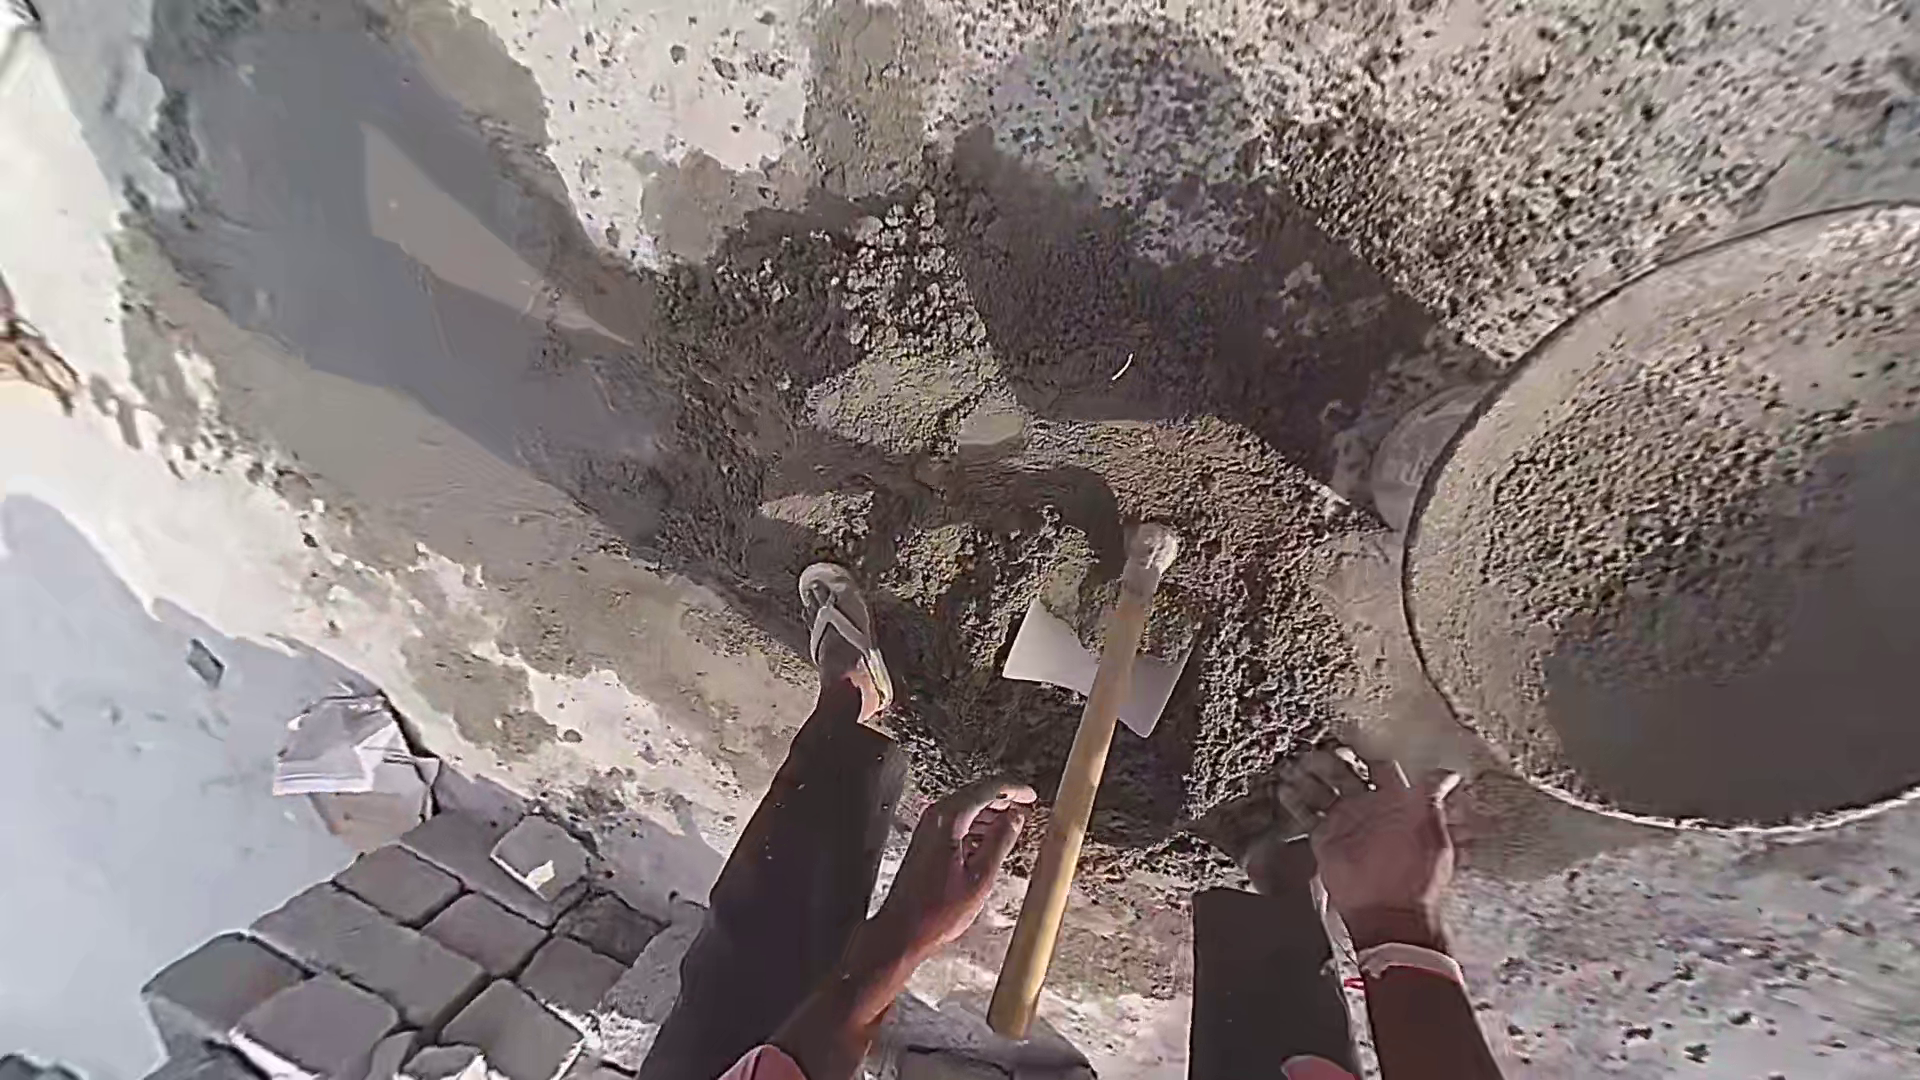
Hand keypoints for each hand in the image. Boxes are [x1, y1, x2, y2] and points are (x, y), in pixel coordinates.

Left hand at [873, 776, 1036, 958]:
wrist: (902, 931)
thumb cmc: (936, 911)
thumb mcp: (980, 878)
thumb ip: (1000, 841)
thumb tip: (1016, 818)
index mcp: (949, 819)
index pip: (988, 789)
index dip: (1013, 790)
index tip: (1029, 795)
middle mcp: (936, 815)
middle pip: (977, 793)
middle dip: (1004, 799)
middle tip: (1025, 807)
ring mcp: (930, 825)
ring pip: (967, 806)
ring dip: (991, 812)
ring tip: (1013, 824)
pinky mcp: (928, 838)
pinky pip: (958, 820)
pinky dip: (977, 824)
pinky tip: (990, 839)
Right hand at [1280, 749, 1460, 950]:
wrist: (1388, 912)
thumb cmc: (1415, 873)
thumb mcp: (1429, 832)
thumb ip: (1430, 799)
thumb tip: (1447, 772)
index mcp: (1395, 803)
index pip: (1378, 766)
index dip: (1365, 751)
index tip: (1349, 734)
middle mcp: (1367, 807)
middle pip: (1342, 772)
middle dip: (1328, 760)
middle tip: (1315, 752)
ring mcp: (1344, 821)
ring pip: (1320, 788)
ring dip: (1306, 776)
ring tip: (1293, 766)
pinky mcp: (1324, 836)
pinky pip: (1304, 812)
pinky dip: (1293, 799)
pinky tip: (1284, 788)